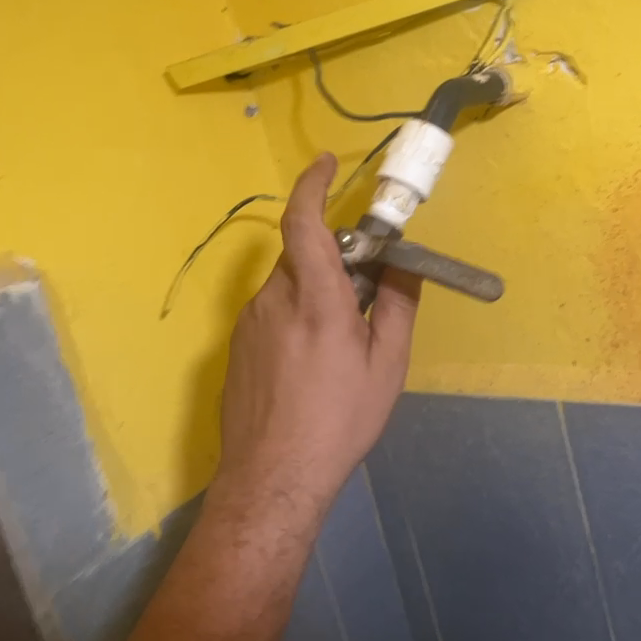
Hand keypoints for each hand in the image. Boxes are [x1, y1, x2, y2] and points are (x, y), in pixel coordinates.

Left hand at [214, 154, 421, 508]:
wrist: (273, 477)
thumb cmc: (340, 420)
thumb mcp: (387, 365)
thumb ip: (398, 305)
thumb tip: (404, 262)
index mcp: (316, 299)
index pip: (305, 223)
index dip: (313, 185)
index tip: (327, 163)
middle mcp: (274, 299)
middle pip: (303, 254)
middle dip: (336, 258)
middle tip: (366, 292)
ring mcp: (248, 322)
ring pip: (288, 284)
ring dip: (317, 290)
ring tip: (340, 342)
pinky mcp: (236, 345)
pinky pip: (272, 310)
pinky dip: (297, 313)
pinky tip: (311, 363)